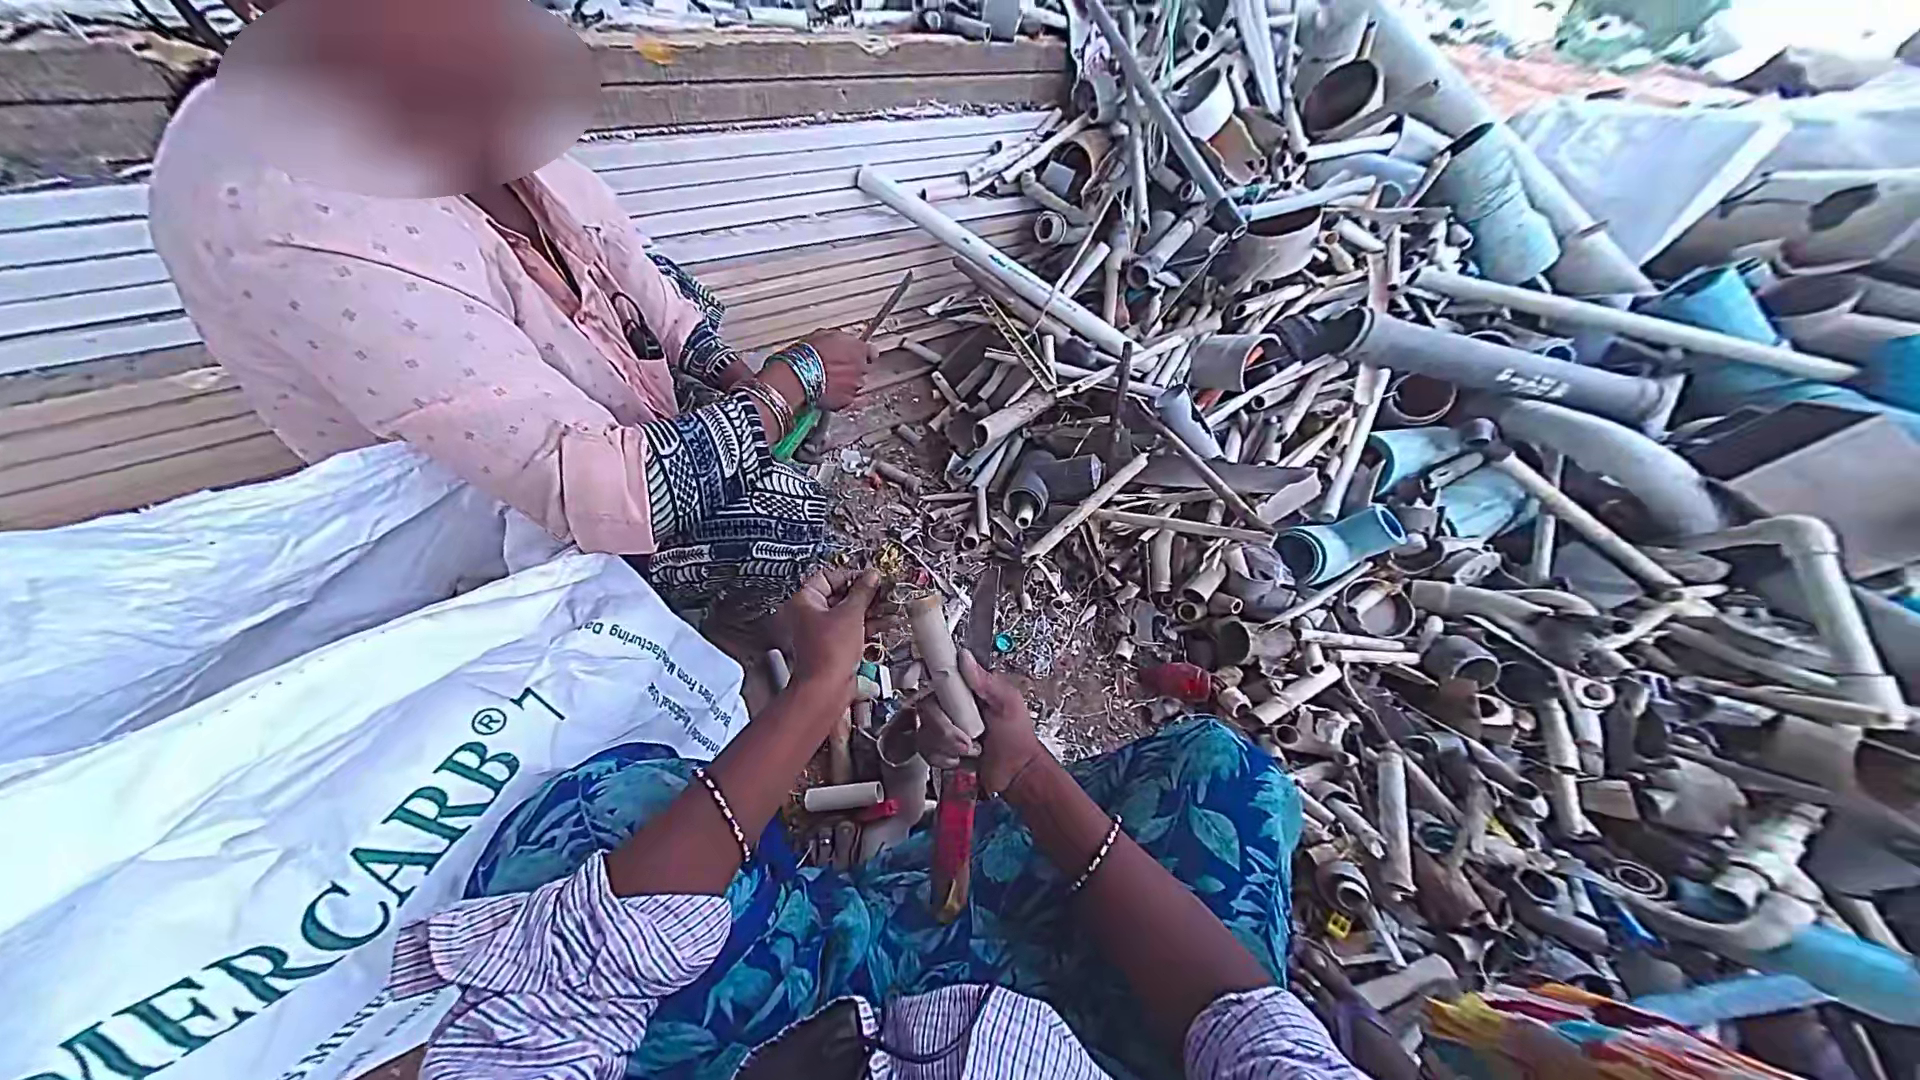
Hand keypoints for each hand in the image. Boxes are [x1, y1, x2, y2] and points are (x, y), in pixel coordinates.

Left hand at [778, 567, 880, 687]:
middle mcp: (811, 615)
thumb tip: (871, 576)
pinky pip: (853, 629)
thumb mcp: (851, 614)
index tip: (870, 577)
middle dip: (865, 594)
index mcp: (805, 601)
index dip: (851, 576)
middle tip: (884, 591)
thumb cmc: (828, 652)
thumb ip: (863, 592)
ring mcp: (823, 632)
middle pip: (841, 596)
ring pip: (849, 613)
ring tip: (891, 605)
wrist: (826, 688)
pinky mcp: (835, 646)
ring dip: (871, 609)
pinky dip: (869, 625)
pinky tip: (888, 622)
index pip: (829, 577)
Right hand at [799, 329, 875, 409]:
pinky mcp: (848, 401)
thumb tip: (841, 343)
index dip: (864, 354)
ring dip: (848, 384)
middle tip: (837, 369)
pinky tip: (834, 394)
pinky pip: (852, 400)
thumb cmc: (809, 353)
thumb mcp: (825, 335)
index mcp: (858, 349)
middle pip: (864, 370)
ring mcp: (856, 386)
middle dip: (853, 369)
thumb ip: (841, 341)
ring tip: (830, 382)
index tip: (858, 355)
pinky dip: (844, 398)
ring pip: (857, 385)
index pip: (872, 352)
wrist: (800, 374)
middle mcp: (862, 368)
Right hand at [915, 650, 1051, 795]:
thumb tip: (965, 657)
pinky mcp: (937, 746)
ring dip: (947, 744)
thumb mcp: (1008, 704)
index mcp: (966, 687)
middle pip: (925, 705)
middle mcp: (950, 703)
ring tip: (971, 748)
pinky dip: (944, 757)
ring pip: (924, 729)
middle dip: (944, 726)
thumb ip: (987, 681)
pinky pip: (925, 748)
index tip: (914, 677)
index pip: (935, 671)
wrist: (1014, 775)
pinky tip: (960, 757)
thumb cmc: (1017, 739)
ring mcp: (942, 725)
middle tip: (967, 737)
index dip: (919, 671)